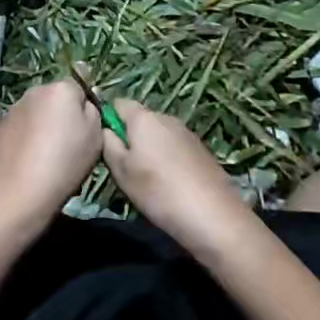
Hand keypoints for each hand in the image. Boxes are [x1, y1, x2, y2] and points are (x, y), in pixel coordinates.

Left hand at [0, 80, 102, 226]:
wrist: (17, 190)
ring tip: (48, 158)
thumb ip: (92, 112)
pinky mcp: (0, 127)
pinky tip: (30, 162)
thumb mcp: (96, 136)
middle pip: (56, 100)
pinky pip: (23, 129)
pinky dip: (29, 140)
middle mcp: (35, 91)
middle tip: (69, 146)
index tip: (85, 133)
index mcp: (60, 87)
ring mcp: (14, 108)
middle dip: (62, 117)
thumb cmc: (64, 161)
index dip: (84, 111)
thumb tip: (81, 108)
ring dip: (44, 128)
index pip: (79, 90)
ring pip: (38, 115)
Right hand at [103, 100, 252, 254]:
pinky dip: (168, 160)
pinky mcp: (202, 151)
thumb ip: (108, 143)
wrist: (213, 216)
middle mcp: (167, 118)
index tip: (108, 146)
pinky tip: (171, 185)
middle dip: (131, 137)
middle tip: (126, 168)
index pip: (118, 103)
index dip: (109, 120)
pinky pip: (175, 148)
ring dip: (150, 150)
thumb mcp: (120, 170)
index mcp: (144, 117)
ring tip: (149, 181)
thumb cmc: (158, 190)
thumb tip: (107, 129)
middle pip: (140, 119)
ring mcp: (187, 133)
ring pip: (158, 135)